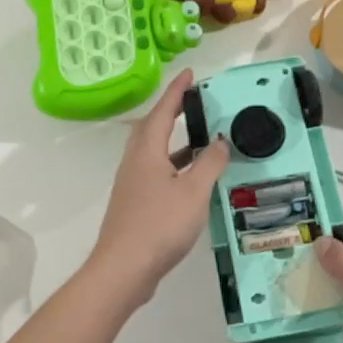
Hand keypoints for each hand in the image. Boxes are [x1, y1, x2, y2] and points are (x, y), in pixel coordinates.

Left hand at [89, 70, 230, 300]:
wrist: (123, 268)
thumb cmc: (159, 225)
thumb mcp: (194, 192)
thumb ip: (210, 164)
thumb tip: (219, 141)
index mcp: (147, 151)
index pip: (163, 111)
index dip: (177, 91)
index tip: (190, 74)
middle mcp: (135, 162)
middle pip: (152, 128)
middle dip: (172, 112)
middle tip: (193, 103)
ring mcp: (132, 184)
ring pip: (152, 152)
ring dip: (173, 141)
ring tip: (198, 138)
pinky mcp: (134, 204)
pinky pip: (155, 172)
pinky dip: (173, 165)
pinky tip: (189, 179)